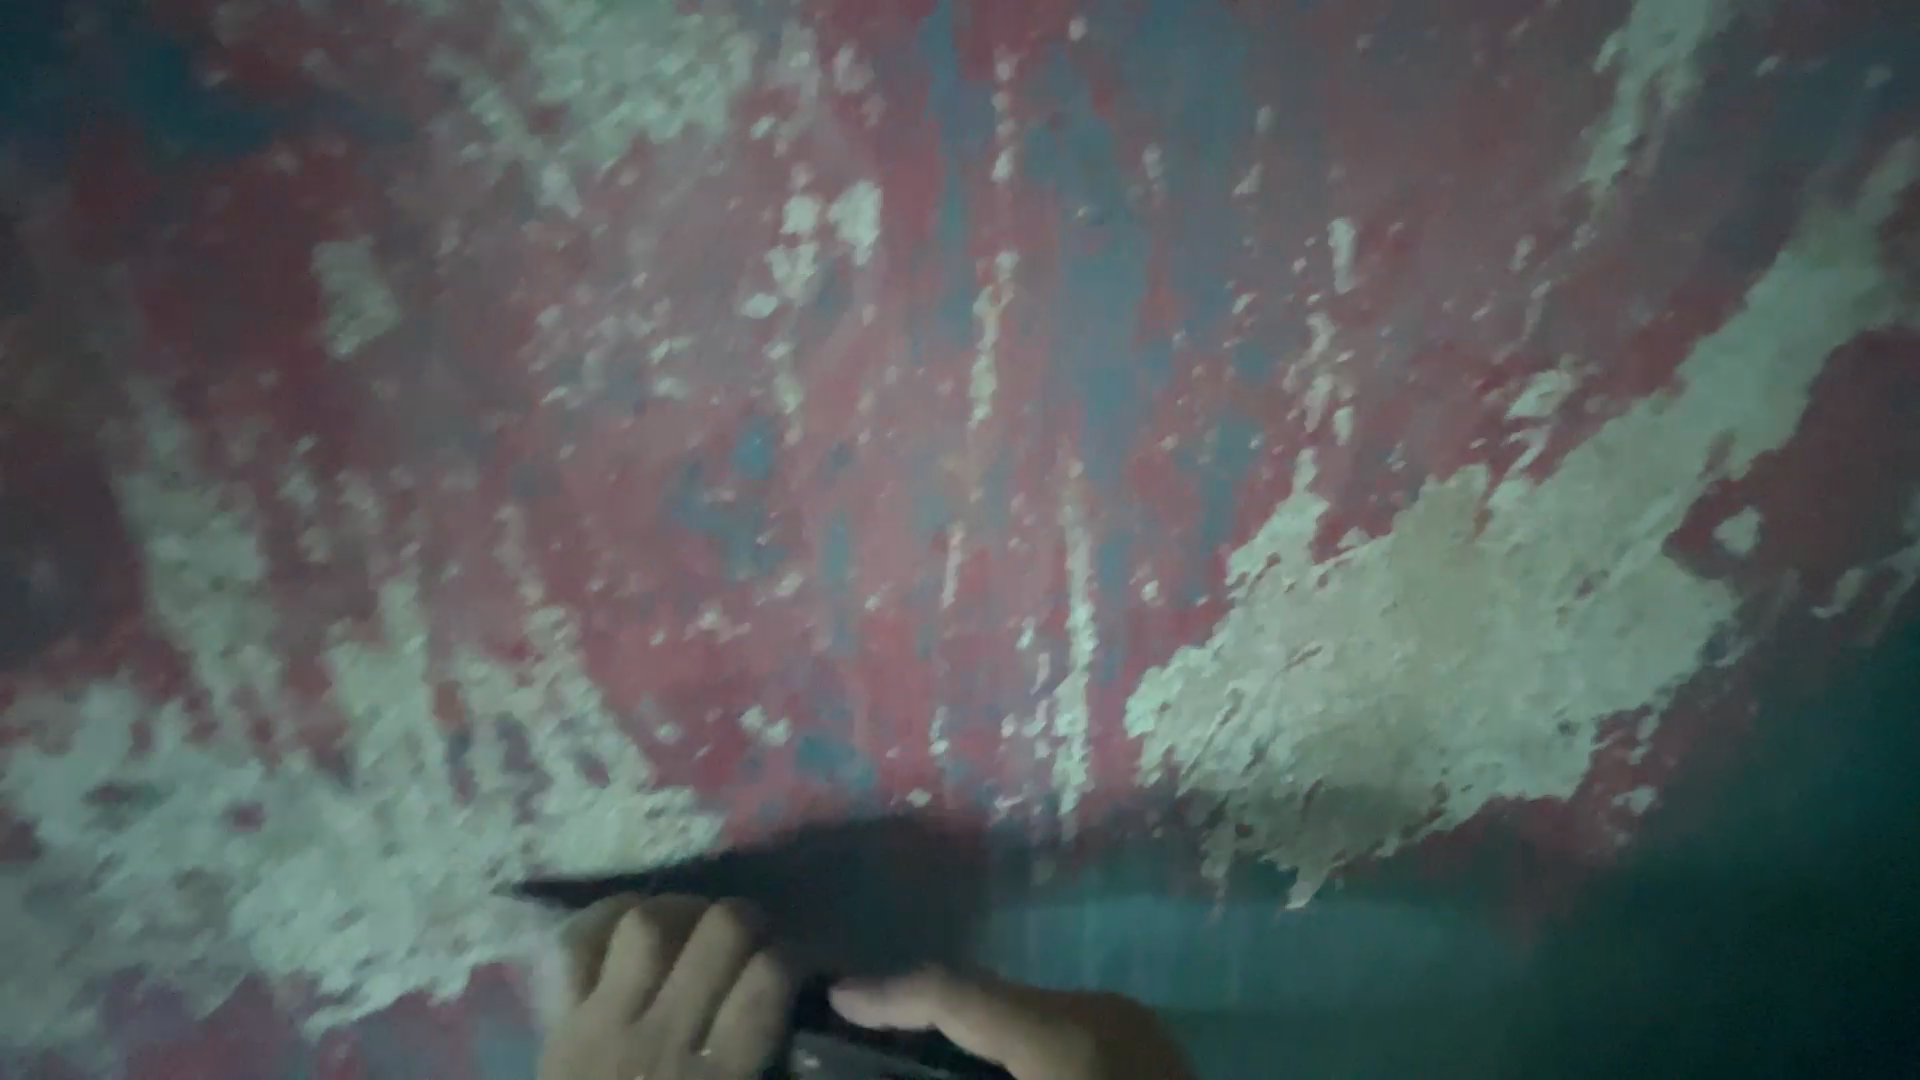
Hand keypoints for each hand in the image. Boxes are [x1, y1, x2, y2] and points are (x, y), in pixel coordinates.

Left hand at [536, 895, 794, 1079]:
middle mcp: (661, 1042)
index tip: (794, 970)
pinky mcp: (556, 1025)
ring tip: (691, 930)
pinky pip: (575, 946)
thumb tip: (815, 1013)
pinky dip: (604, 921)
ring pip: (649, 924)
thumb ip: (778, 1066)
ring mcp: (600, 1027)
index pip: (771, 976)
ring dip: (680, 912)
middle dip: (747, 921)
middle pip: (721, 929)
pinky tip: (631, 928)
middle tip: (748, 943)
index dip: (794, 958)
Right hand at [830, 967, 1194, 1079]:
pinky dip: (1024, 1051)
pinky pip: (1063, 1031)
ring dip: (982, 1040)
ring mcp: (1128, 1022)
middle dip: (933, 1019)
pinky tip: (1010, 1075)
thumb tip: (918, 1060)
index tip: (838, 993)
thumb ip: (970, 1073)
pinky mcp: (1144, 1040)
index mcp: (1064, 1037)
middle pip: (990, 999)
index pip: (957, 993)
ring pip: (1028, 1014)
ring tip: (938, 1060)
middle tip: (879, 1034)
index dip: (889, 993)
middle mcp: (1095, 1009)